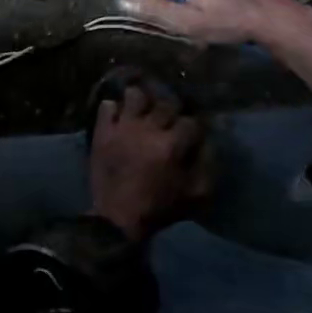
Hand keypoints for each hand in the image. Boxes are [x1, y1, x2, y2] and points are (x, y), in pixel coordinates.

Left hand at [89, 85, 211, 241]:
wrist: (117, 216)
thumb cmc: (159, 207)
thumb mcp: (195, 194)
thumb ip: (208, 165)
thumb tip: (209, 143)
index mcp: (171, 145)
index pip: (191, 122)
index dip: (194, 128)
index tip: (190, 136)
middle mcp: (147, 130)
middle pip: (165, 103)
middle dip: (171, 111)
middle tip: (168, 122)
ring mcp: (122, 128)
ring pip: (135, 96)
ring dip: (142, 102)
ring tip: (143, 112)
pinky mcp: (102, 132)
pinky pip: (107, 106)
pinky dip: (114, 109)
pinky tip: (120, 118)